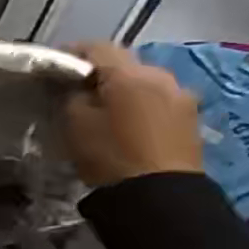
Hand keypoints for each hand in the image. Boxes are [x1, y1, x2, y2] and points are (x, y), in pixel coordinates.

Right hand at [59, 42, 204, 188]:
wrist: (162, 200)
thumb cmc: (111, 156)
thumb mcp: (75, 123)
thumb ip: (71, 95)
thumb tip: (76, 87)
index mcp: (129, 73)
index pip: (96, 47)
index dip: (73, 53)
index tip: (56, 66)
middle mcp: (160, 76)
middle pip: (123, 64)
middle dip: (101, 73)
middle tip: (79, 91)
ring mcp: (181, 98)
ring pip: (144, 83)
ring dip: (125, 90)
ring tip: (107, 111)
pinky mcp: (192, 120)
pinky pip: (159, 102)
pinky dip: (142, 106)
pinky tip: (130, 125)